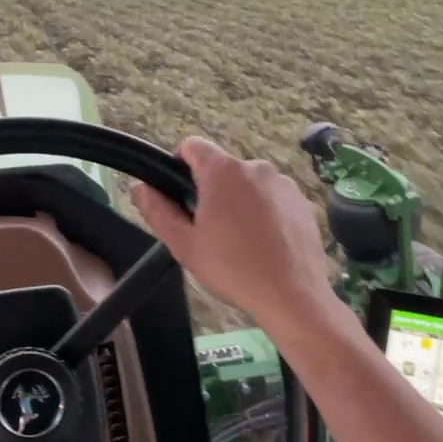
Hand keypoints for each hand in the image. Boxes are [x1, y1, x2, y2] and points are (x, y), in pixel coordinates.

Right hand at [129, 137, 337, 335]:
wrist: (292, 296)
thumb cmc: (232, 268)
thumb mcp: (183, 244)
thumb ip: (157, 210)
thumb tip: (139, 187)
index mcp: (223, 171)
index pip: (192, 146)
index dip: (178, 165)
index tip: (178, 196)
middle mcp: (256, 167)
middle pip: (222, 168)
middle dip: (210, 191)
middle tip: (207, 231)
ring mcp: (284, 183)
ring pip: (249, 184)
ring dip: (238, 202)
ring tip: (238, 242)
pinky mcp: (303, 202)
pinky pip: (273, 199)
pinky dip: (264, 213)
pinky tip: (264, 245)